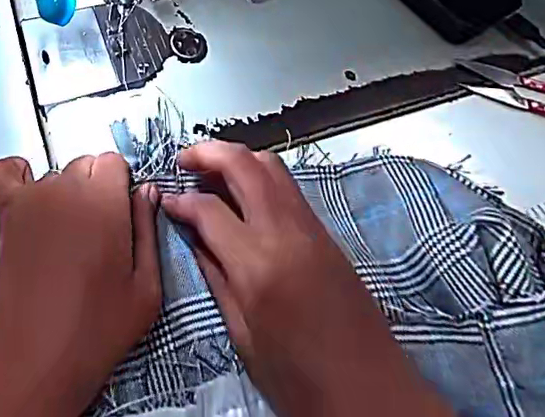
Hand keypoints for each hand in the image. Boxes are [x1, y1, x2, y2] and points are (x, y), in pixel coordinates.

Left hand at [0, 154, 161, 416]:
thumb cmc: (93, 330)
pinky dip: (16, 176)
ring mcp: (34, 195)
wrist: (35, 353)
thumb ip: (148, 231)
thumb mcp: (145, 291)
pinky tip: (28, 196)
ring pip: (55, 174)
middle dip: (95, 190)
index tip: (122, 212)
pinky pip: (6, 171)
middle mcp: (67, 187)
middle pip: (86, 165)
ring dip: (63, 194)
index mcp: (106, 200)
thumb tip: (147, 194)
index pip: (115, 162)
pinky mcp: (7, 208)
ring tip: (65, 239)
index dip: (121, 186)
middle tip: (98, 233)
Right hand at [162, 142, 451, 416]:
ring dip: (235, 157)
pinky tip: (243, 193)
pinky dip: (258, 174)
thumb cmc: (302, 381)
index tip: (166, 201)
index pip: (207, 208)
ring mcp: (310, 229)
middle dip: (205, 153)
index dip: (180, 201)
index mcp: (257, 265)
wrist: (377, 400)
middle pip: (241, 163)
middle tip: (183, 162)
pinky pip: (286, 185)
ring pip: (268, 164)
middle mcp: (284, 233)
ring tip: (211, 170)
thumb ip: (215, 276)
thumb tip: (192, 235)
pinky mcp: (327, 234)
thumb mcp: (244, 336)